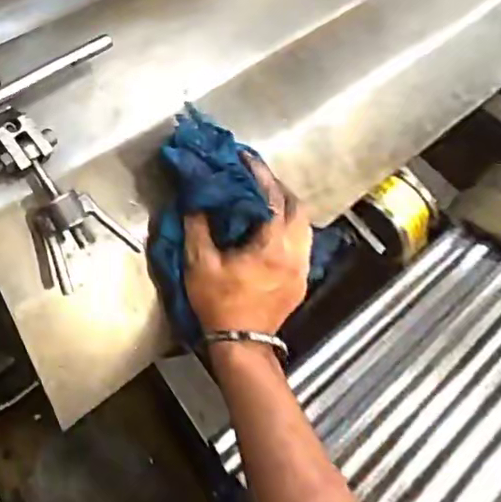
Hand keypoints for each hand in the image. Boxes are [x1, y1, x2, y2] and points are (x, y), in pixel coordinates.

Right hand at [184, 152, 312, 336]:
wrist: (240, 345)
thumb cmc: (218, 302)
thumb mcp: (199, 261)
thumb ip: (198, 224)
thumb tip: (197, 196)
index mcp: (273, 247)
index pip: (273, 199)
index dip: (259, 174)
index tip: (244, 156)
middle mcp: (295, 255)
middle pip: (298, 208)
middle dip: (276, 186)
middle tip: (252, 174)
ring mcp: (302, 268)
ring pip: (303, 225)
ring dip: (284, 205)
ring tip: (259, 194)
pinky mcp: (300, 279)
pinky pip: (300, 240)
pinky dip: (286, 223)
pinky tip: (265, 223)